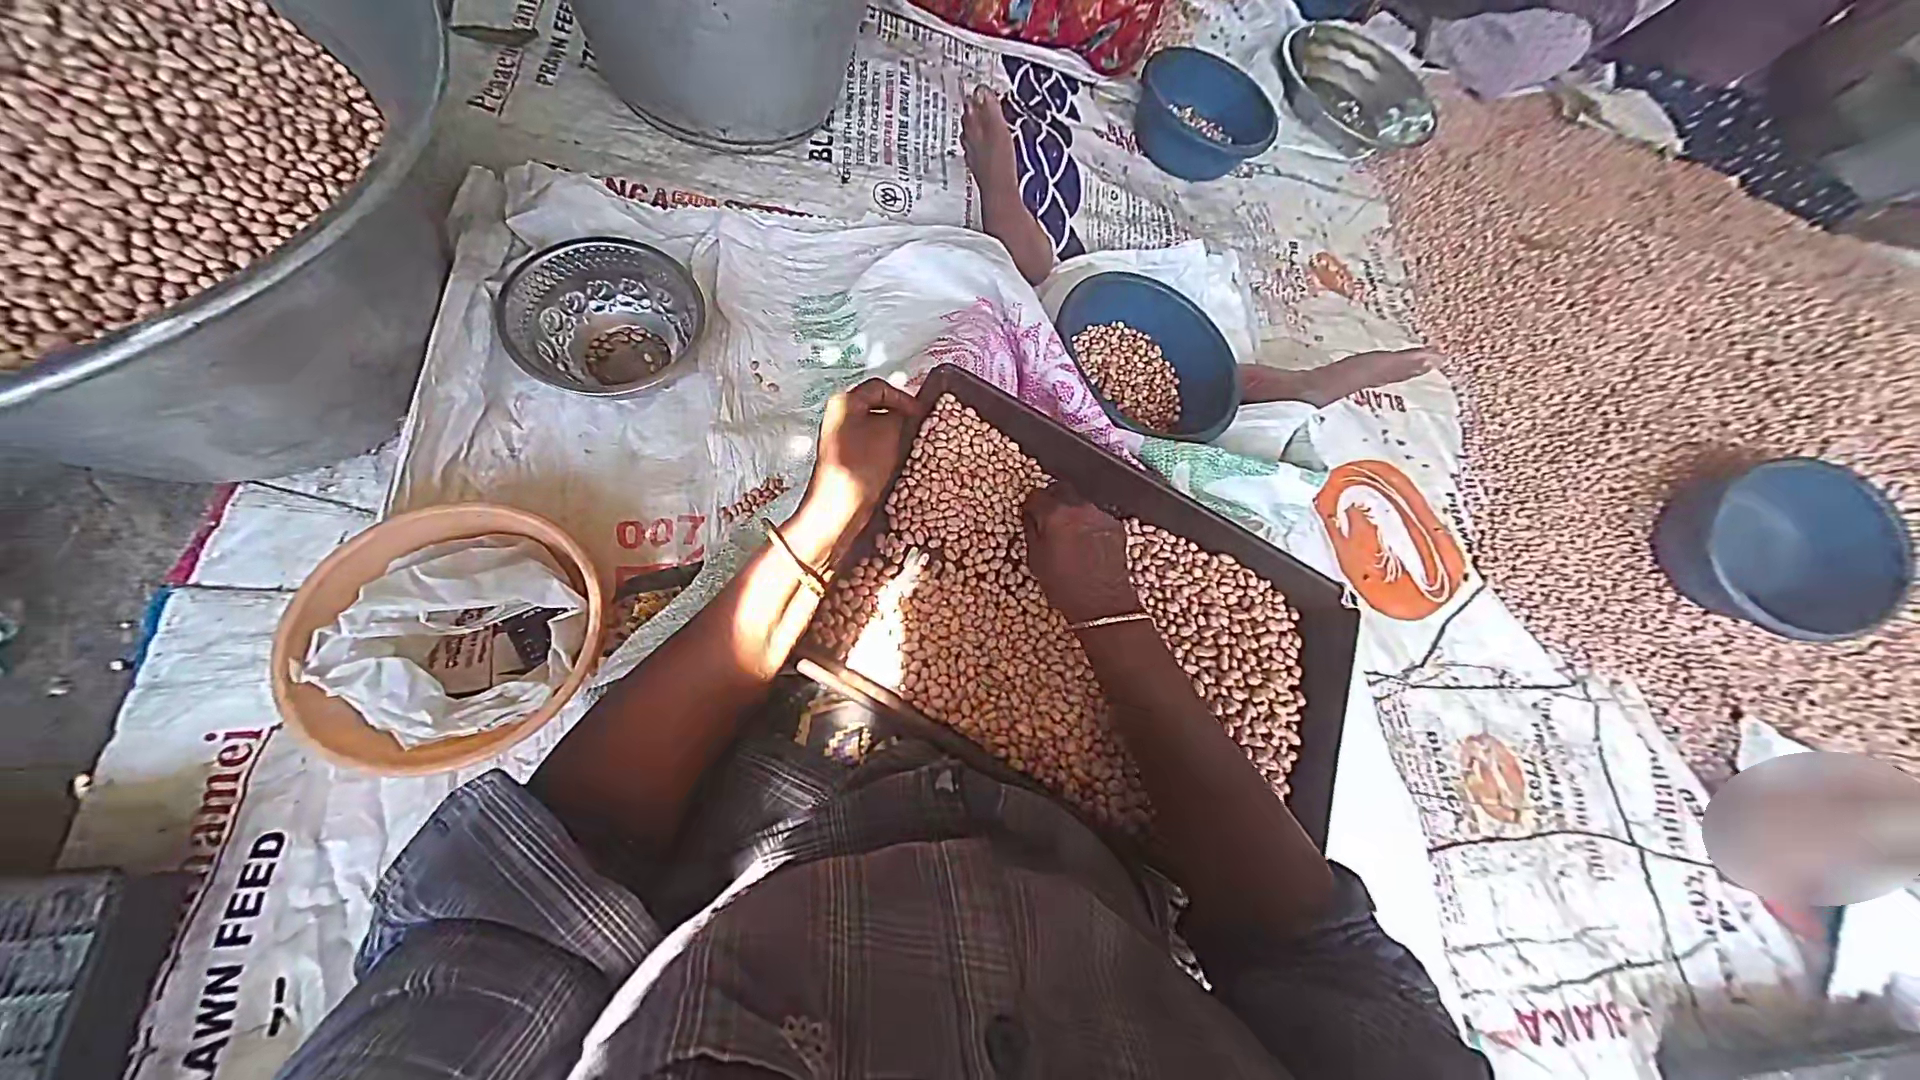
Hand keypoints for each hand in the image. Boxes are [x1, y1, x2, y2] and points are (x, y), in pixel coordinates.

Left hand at [793, 378, 925, 555]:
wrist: (840, 507)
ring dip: (896, 436)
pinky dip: (887, 451)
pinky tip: (898, 463)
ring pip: (876, 429)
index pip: (881, 388)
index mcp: (845, 402)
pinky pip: (872, 447)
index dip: (904, 398)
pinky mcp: (846, 459)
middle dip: (901, 418)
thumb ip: (902, 415)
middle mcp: (839, 417)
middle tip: (918, 428)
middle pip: (878, 408)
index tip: (920, 412)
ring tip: (911, 447)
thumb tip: (909, 414)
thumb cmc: (862, 466)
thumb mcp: (891, 432)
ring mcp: (841, 439)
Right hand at [1022, 482, 1140, 624]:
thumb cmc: (1065, 585)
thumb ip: (1031, 530)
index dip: (1031, 505)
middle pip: (1061, 490)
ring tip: (1068, 534)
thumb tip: (1031, 517)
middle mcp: (1079, 508)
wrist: (1101, 603)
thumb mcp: (1035, 559)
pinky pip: (1096, 516)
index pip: (1036, 495)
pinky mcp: (1115, 525)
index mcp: (1054, 515)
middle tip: (1047, 517)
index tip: (1030, 512)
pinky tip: (1085, 542)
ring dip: (1072, 512)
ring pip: (1080, 503)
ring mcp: (1100, 515)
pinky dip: (1088, 523)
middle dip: (1052, 500)